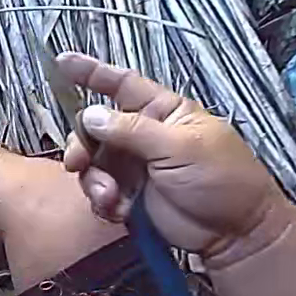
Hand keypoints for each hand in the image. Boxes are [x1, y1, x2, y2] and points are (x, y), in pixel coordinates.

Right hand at [56, 53, 295, 269]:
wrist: (233, 234)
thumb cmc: (220, 179)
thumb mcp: (179, 148)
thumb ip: (132, 130)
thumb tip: (90, 114)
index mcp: (162, 112)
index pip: (122, 84)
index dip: (92, 73)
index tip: (62, 62)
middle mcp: (143, 136)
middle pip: (95, 129)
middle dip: (83, 146)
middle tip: (77, 164)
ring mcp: (135, 167)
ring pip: (94, 164)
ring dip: (94, 181)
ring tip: (110, 198)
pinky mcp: (129, 197)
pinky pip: (100, 192)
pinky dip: (103, 202)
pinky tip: (119, 212)